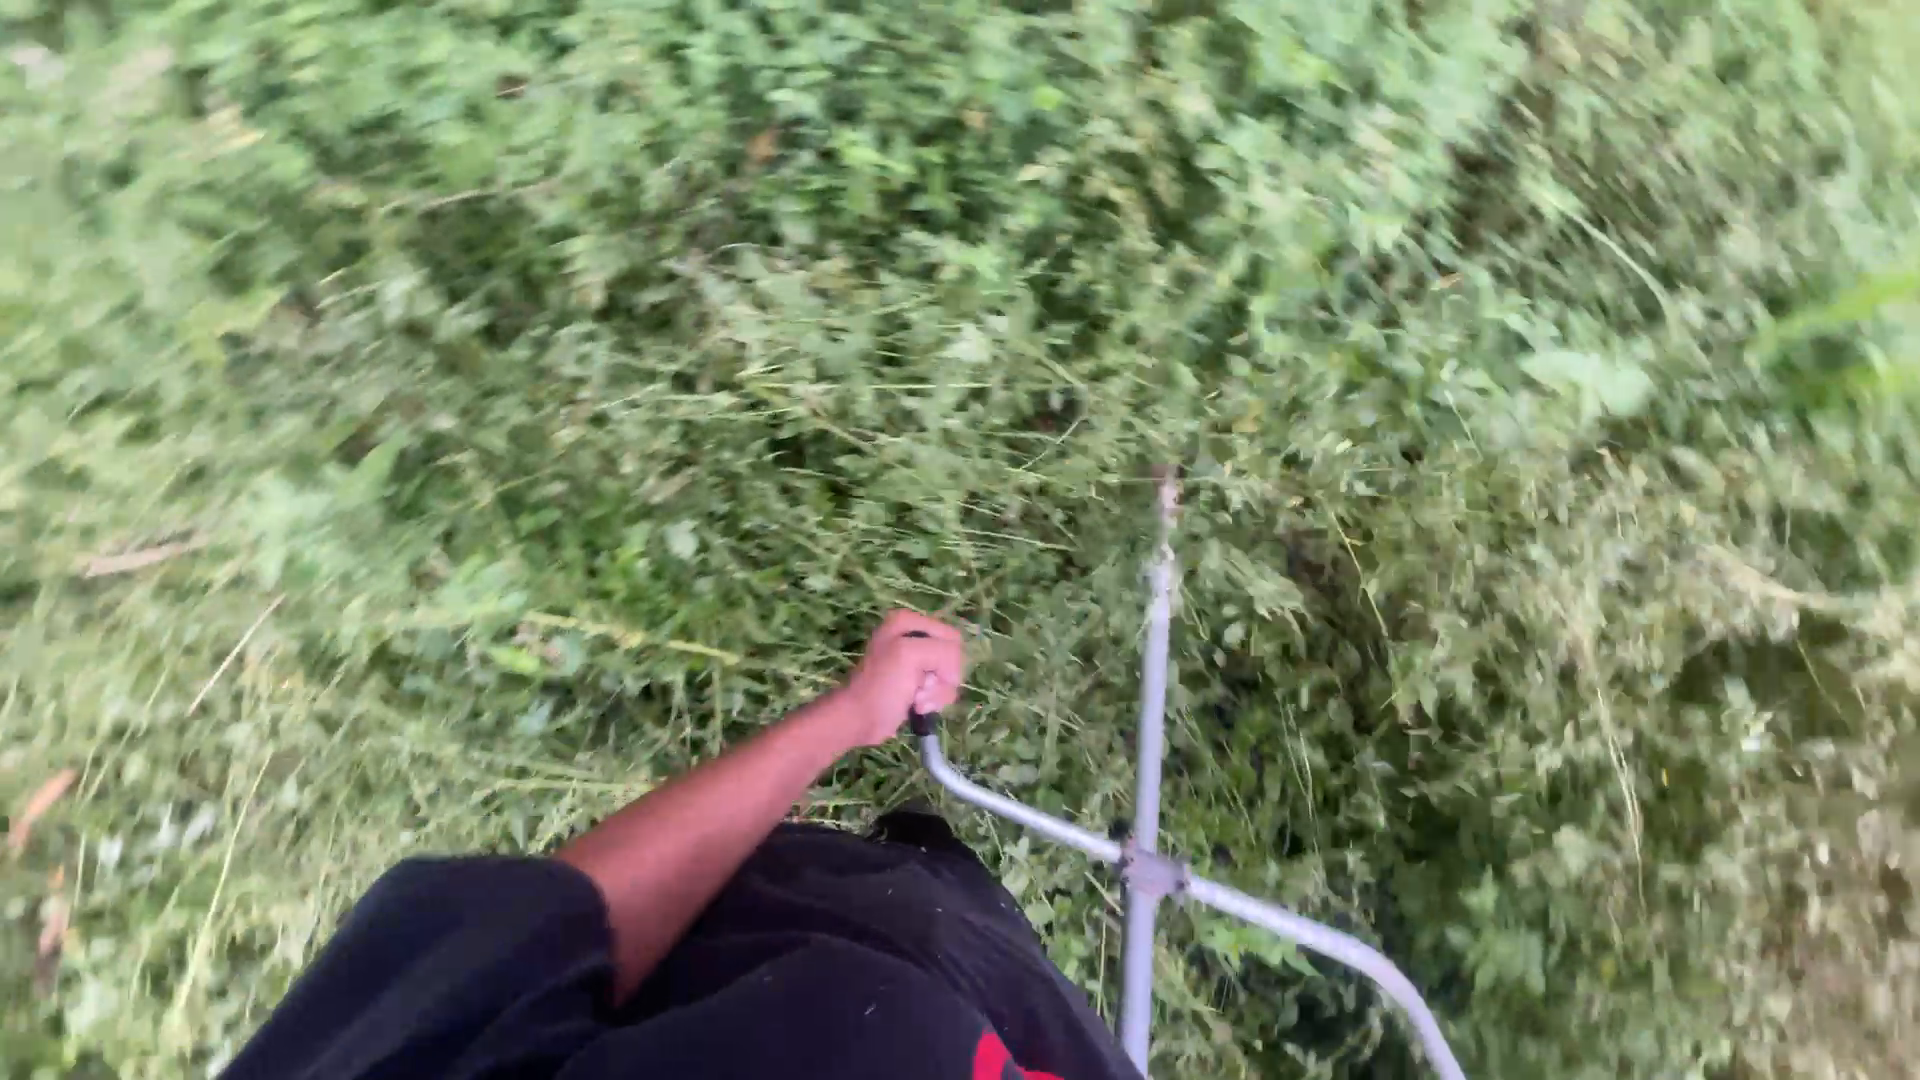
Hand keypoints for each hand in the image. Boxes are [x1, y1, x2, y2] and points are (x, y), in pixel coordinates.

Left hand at [825, 610, 965, 746]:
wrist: (861, 719)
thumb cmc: (882, 685)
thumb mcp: (910, 655)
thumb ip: (942, 651)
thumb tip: (952, 674)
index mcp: (909, 622)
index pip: (952, 638)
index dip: (948, 659)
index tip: (930, 674)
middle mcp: (914, 637)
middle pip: (953, 657)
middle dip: (941, 678)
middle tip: (920, 687)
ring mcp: (917, 661)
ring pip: (950, 677)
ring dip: (937, 693)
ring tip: (916, 700)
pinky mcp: (918, 682)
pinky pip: (943, 689)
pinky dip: (934, 701)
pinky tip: (917, 706)